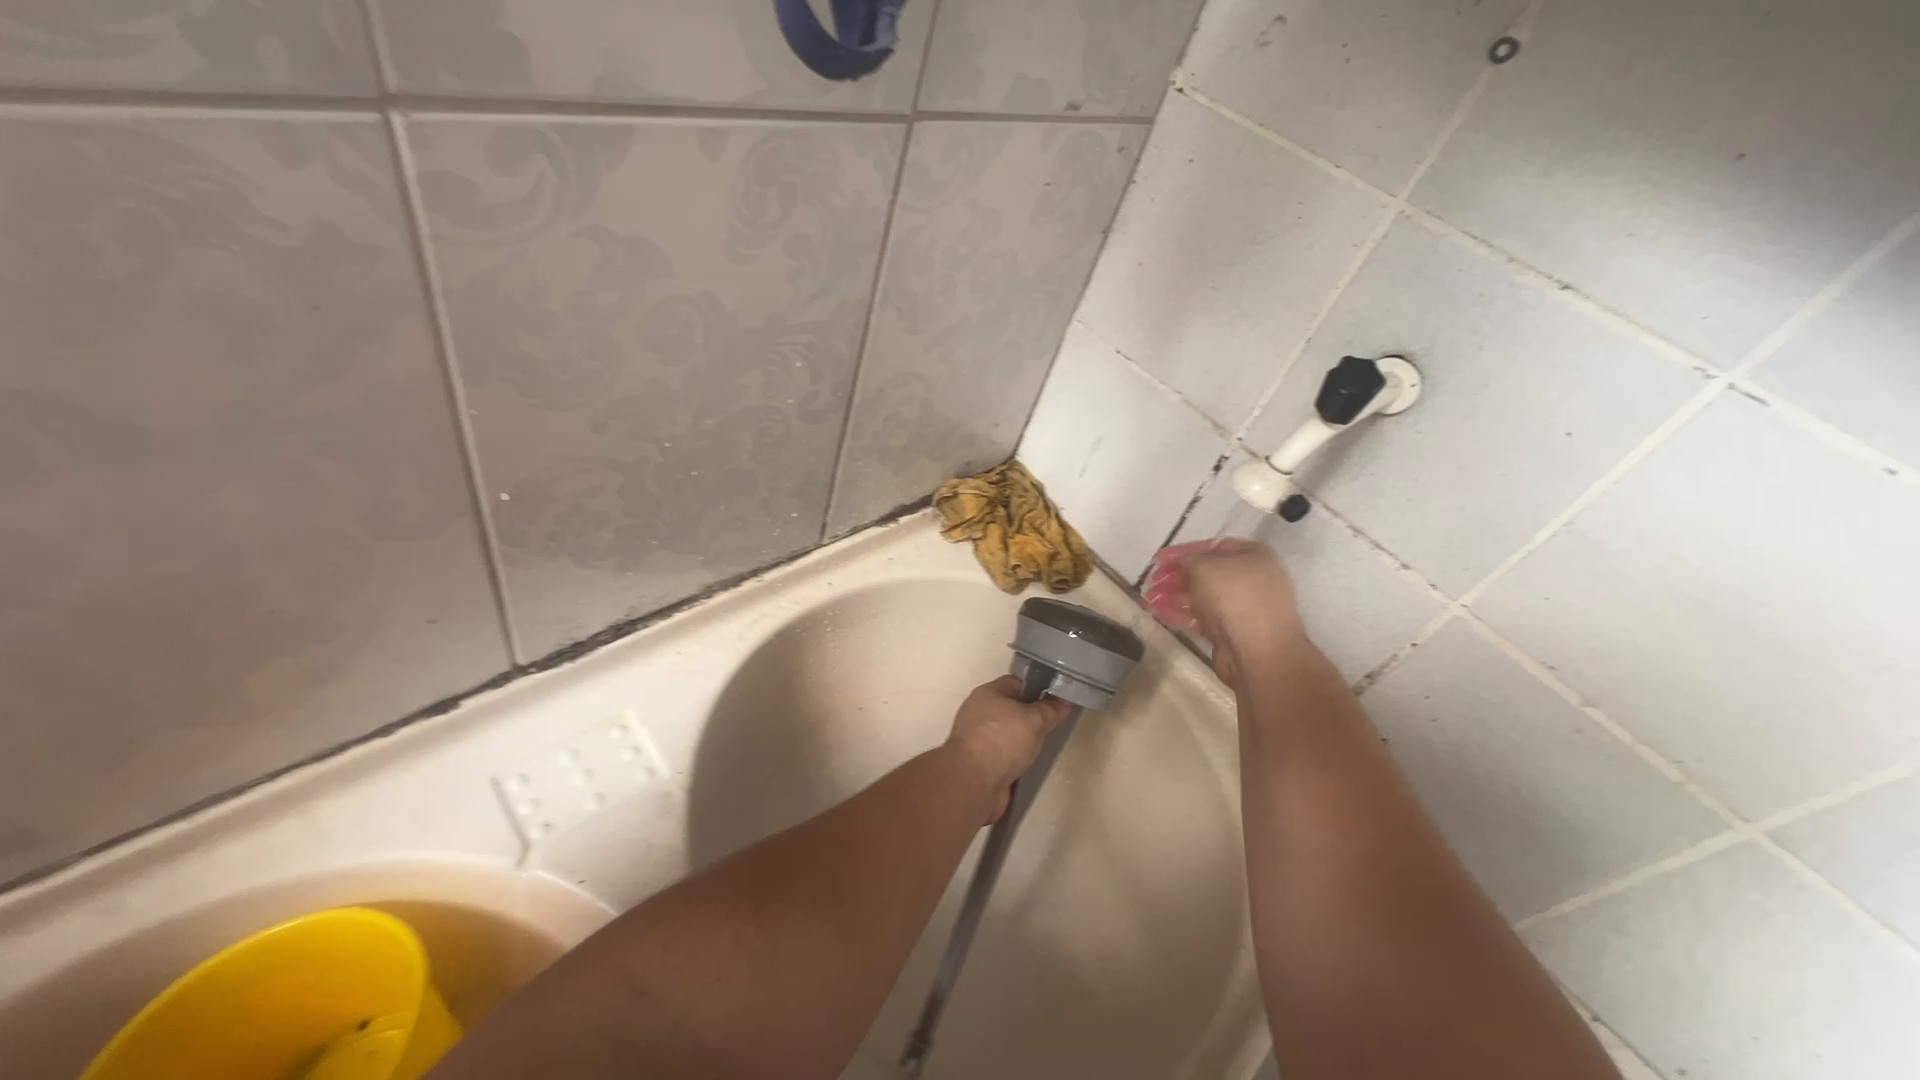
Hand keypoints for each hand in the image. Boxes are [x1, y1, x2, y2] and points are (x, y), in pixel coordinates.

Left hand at [945, 675, 1073, 822]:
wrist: (974, 783)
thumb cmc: (1002, 741)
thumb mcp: (1035, 719)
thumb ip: (1050, 710)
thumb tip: (1062, 703)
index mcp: (988, 693)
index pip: (1017, 683)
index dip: (1038, 688)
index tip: (1057, 699)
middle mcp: (979, 713)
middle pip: (1012, 709)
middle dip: (1032, 718)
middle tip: (1053, 725)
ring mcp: (978, 739)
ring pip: (1008, 735)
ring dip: (1024, 743)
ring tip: (1044, 748)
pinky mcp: (979, 763)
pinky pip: (1004, 757)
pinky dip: (1016, 761)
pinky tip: (1030, 766)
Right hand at [1144, 538, 1304, 684]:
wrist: (1259, 651)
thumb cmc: (1234, 597)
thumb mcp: (1205, 567)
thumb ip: (1189, 560)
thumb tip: (1183, 565)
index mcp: (1253, 555)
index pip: (1211, 547)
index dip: (1181, 552)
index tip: (1157, 560)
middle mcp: (1251, 579)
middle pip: (1206, 574)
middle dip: (1175, 578)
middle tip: (1151, 584)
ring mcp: (1243, 608)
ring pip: (1202, 597)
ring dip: (1174, 597)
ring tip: (1149, 601)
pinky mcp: (1233, 632)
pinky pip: (1203, 618)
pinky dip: (1182, 615)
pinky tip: (1160, 615)